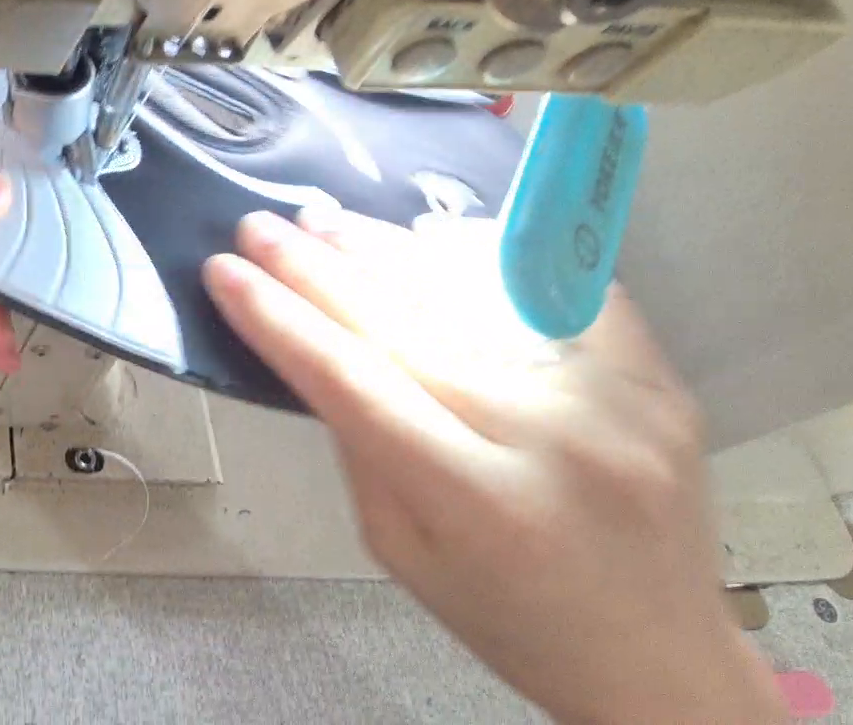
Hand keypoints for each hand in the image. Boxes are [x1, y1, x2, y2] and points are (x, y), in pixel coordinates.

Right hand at [203, 210, 783, 724]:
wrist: (659, 661)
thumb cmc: (499, 612)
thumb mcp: (394, 543)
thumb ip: (358, 442)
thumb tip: (318, 348)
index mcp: (472, 499)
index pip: (348, 380)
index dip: (276, 318)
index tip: (222, 271)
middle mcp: (549, 438)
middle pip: (402, 324)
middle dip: (313, 268)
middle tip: (258, 226)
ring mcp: (615, 401)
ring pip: (473, 295)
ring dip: (384, 249)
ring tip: (325, 221)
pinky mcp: (656, 379)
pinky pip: (562, 290)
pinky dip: (488, 256)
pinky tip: (428, 233)